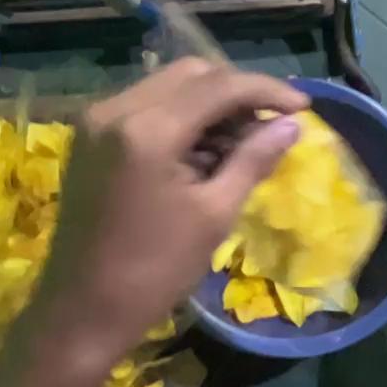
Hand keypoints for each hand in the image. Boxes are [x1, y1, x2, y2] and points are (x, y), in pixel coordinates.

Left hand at [20, 59, 307, 379]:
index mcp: (147, 130)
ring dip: (211, 104)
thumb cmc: (154, 271)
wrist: (81, 311)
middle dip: (238, 92)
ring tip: (246, 140)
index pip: (219, 86)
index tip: (304, 107)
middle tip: (273, 123)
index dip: (267, 91)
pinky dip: (182, 117)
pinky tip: (208, 148)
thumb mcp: (214, 215)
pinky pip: (146, 107)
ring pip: (168, 87)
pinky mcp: (90, 137)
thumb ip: (253, 160)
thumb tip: (291, 126)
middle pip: (192, 75)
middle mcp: (115, 109)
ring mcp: (96, 121)